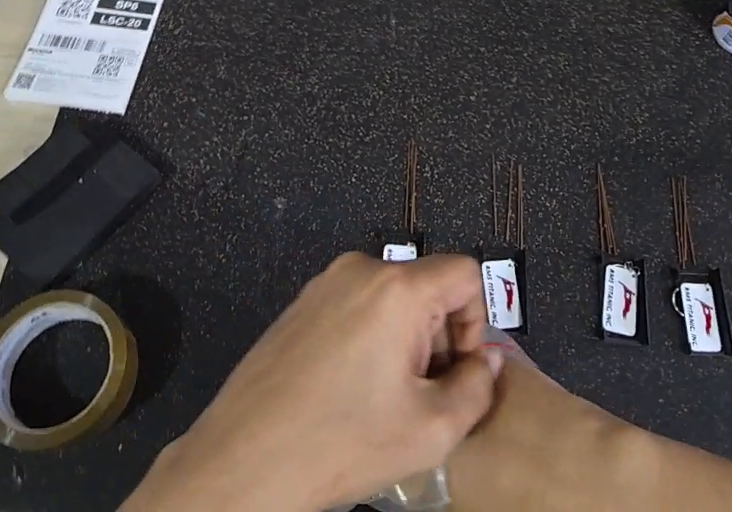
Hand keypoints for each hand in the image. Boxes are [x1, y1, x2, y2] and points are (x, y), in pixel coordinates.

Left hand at [125, 252, 503, 511]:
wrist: (245, 460)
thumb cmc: (340, 442)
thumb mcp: (432, 429)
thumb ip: (477, 387)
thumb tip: (486, 361)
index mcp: (396, 288)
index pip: (466, 273)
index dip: (475, 321)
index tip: (455, 369)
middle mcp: (359, 270)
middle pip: (427, 287)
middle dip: (437, 337)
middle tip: (419, 394)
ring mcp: (324, 285)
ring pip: (392, 300)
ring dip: (403, 342)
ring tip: (381, 400)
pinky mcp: (300, 305)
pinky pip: (357, 308)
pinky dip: (369, 341)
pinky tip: (349, 393)